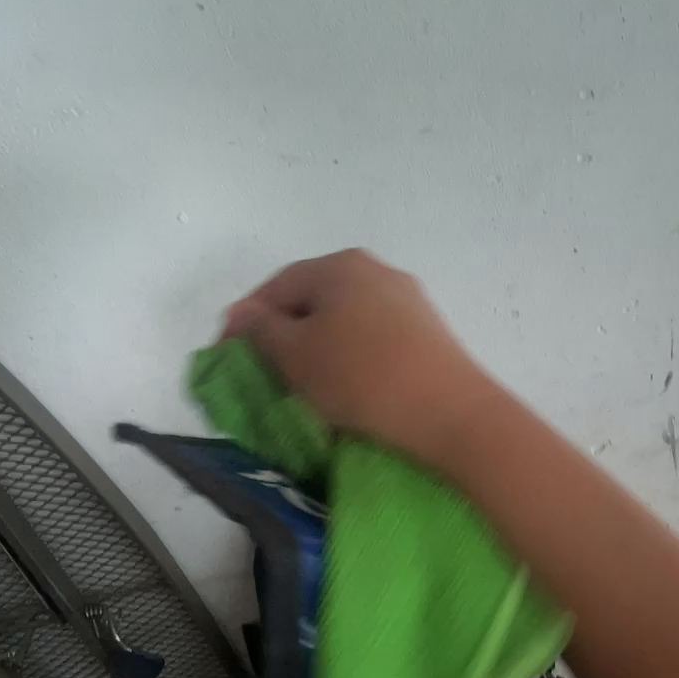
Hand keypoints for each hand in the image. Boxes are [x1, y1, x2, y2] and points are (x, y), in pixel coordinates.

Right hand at [221, 250, 501, 467]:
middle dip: (286, 334)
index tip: (228, 354)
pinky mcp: (430, 335)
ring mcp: (410, 302)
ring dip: (321, 349)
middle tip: (267, 372)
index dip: (247, 320)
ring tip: (307, 385)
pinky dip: (354, 359)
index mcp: (340, 265)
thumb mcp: (295, 355)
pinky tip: (351, 387)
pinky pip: (376, 342)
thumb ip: (261, 330)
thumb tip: (243, 314)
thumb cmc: (361, 376)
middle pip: (316, 300)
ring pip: (347, 322)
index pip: (278, 286)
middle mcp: (379, 272)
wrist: (450, 412)